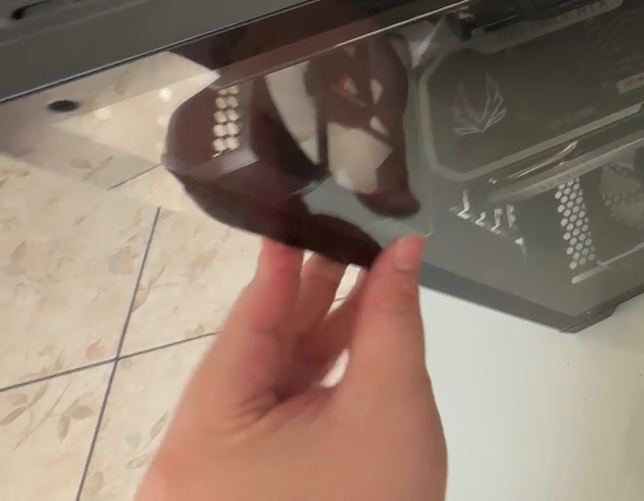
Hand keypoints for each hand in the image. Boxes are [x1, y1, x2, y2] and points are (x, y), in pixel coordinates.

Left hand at [141, 238, 446, 500]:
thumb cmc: (373, 493)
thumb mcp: (389, 394)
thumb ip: (393, 314)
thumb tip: (405, 248)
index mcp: (205, 436)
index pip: (244, 327)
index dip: (279, 268)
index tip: (298, 215)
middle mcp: (194, 454)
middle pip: (256, 349)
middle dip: (311, 292)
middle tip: (351, 234)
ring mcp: (220, 470)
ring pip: (274, 374)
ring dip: (326, 325)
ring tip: (372, 273)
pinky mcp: (251, 477)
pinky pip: (285, 401)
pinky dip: (325, 363)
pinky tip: (365, 329)